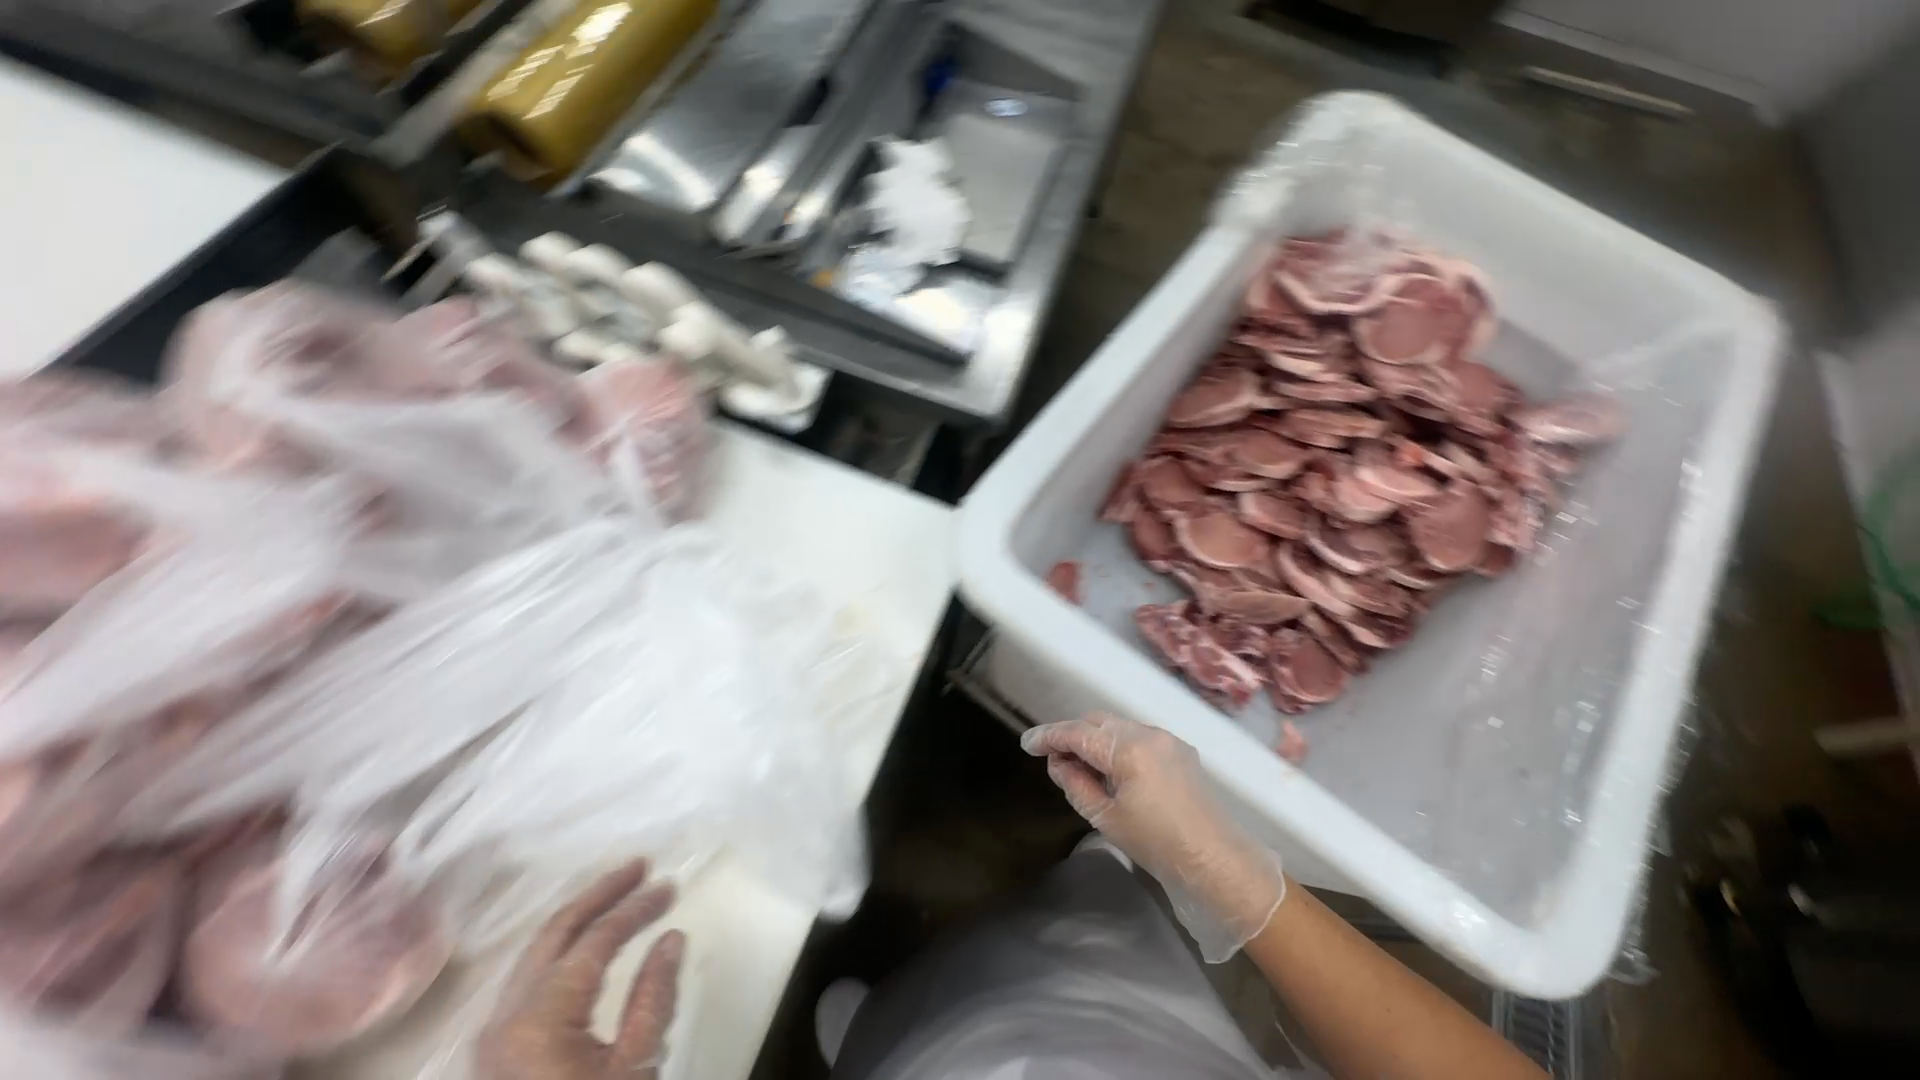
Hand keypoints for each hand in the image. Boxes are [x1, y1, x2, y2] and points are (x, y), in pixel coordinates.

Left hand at [478, 861, 684, 1079]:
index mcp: (540, 1018)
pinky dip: (563, 947)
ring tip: (619, 893)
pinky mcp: (498, 1047)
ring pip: (537, 951)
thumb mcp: (634, 1070)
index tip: (670, 886)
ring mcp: (495, 1031)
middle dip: (600, 894)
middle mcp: (507, 1014)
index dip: (635, 908)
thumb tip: (669, 939)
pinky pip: (530, 976)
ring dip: (580, 917)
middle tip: (640, 867)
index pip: (595, 941)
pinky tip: (588, 940)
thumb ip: (653, 997)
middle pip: (555, 932)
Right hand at [1022, 714, 1284, 960]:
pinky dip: (1118, 746)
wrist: (1216, 859)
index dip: (1048, 736)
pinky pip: (1139, 738)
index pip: (1077, 733)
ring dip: (1096, 740)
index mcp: (1128, 749)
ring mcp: (1167, 740)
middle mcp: (1148, 734)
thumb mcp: (1106, 818)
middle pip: (1098, 722)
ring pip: (1119, 727)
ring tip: (1082, 768)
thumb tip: (1058, 763)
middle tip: (1053, 759)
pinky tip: (1113, 772)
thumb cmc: (1157, 843)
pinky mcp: (1180, 751)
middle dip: (1072, 735)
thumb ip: (1076, 784)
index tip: (1026, 744)